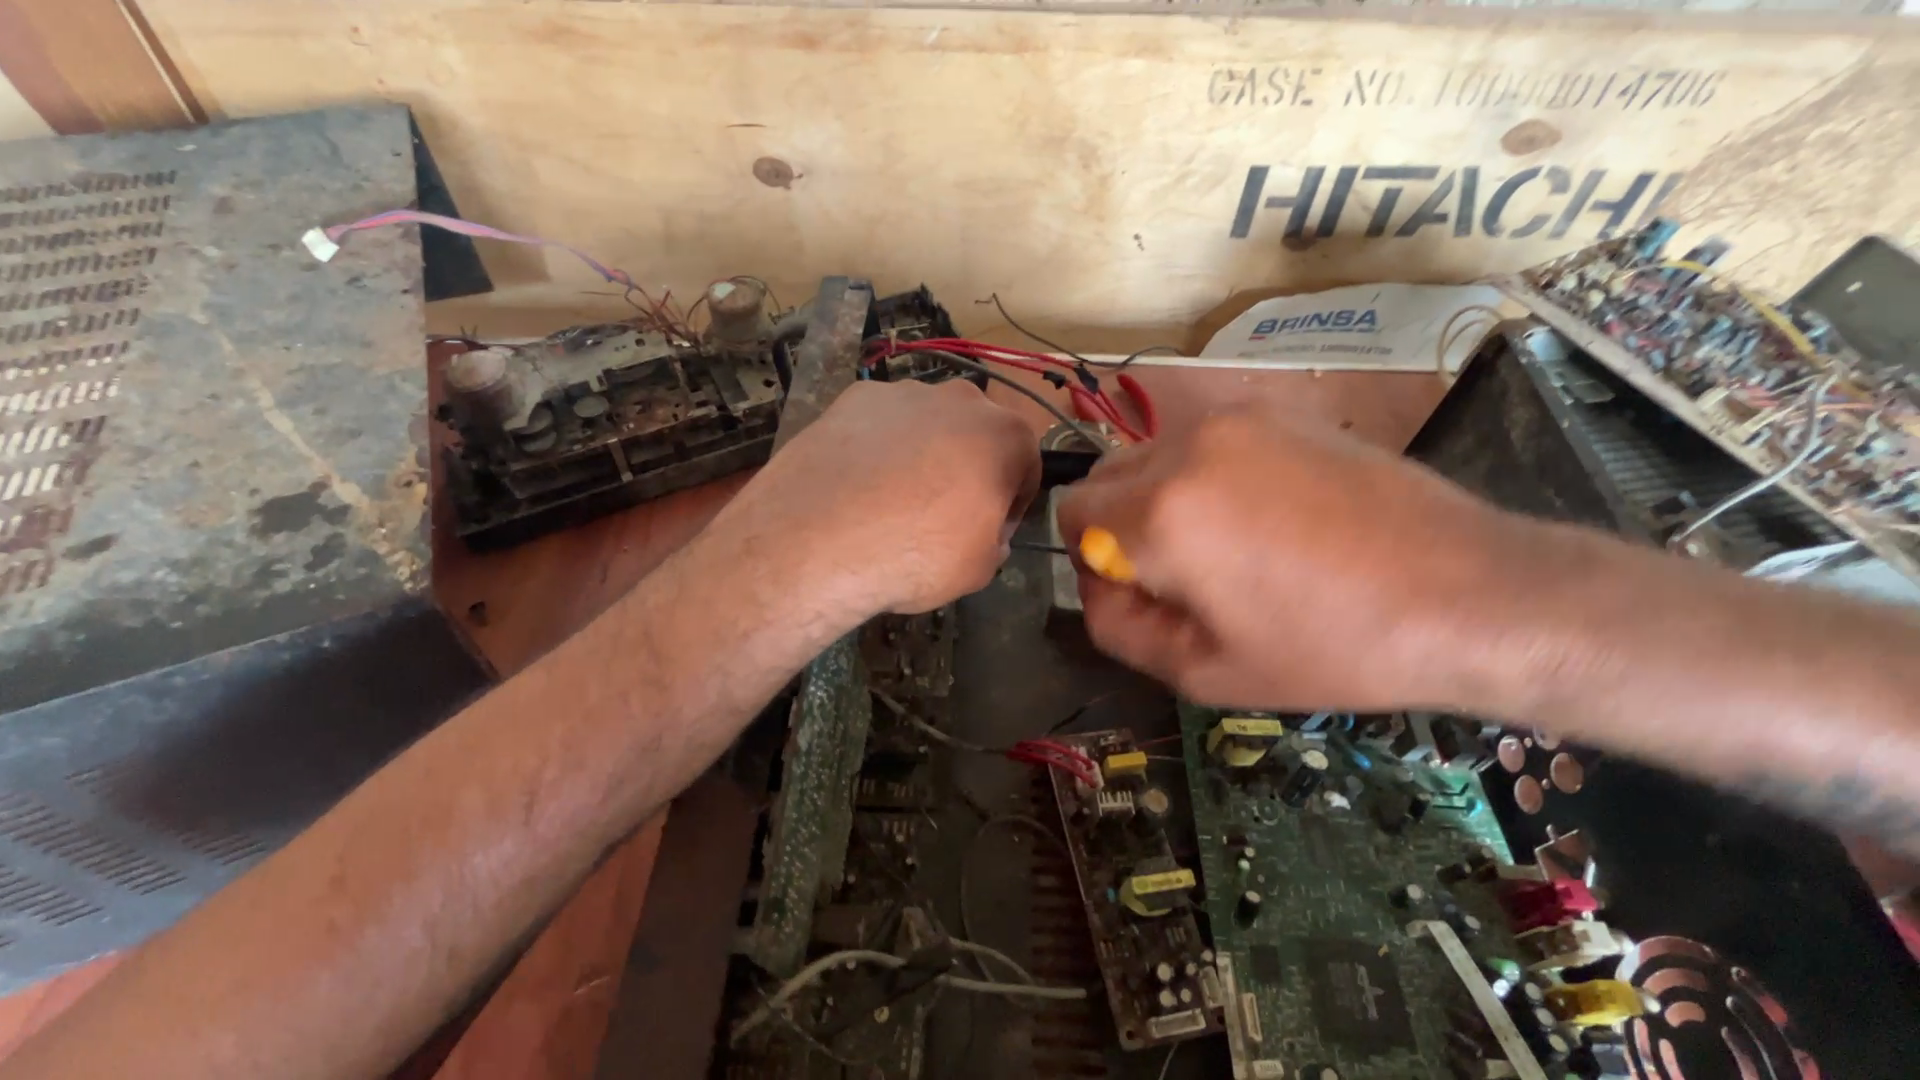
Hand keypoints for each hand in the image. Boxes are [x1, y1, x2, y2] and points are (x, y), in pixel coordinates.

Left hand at [714, 378, 1039, 616]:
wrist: (819, 539)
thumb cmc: (918, 556)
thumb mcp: (979, 568)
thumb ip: (993, 542)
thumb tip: (983, 533)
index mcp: (1007, 436)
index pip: (1026, 468)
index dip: (1010, 505)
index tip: (989, 533)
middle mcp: (961, 400)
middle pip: (975, 435)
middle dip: (967, 469)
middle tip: (942, 516)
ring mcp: (903, 393)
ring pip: (926, 425)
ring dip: (921, 454)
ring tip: (891, 503)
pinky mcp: (852, 398)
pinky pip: (879, 424)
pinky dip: (876, 448)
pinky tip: (857, 486)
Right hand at [1055, 404, 1557, 710]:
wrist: (1466, 594)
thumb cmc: (1330, 648)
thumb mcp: (1203, 672)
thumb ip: (1117, 626)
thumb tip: (1098, 583)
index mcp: (1161, 512)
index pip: (1071, 514)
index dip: (1094, 562)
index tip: (1147, 595)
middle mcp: (1187, 447)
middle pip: (1107, 477)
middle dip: (1123, 526)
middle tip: (1185, 577)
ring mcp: (1238, 420)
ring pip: (1157, 455)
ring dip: (1166, 498)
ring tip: (1234, 547)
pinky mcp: (1283, 413)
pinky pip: (1209, 443)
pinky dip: (1211, 476)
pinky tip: (1273, 517)